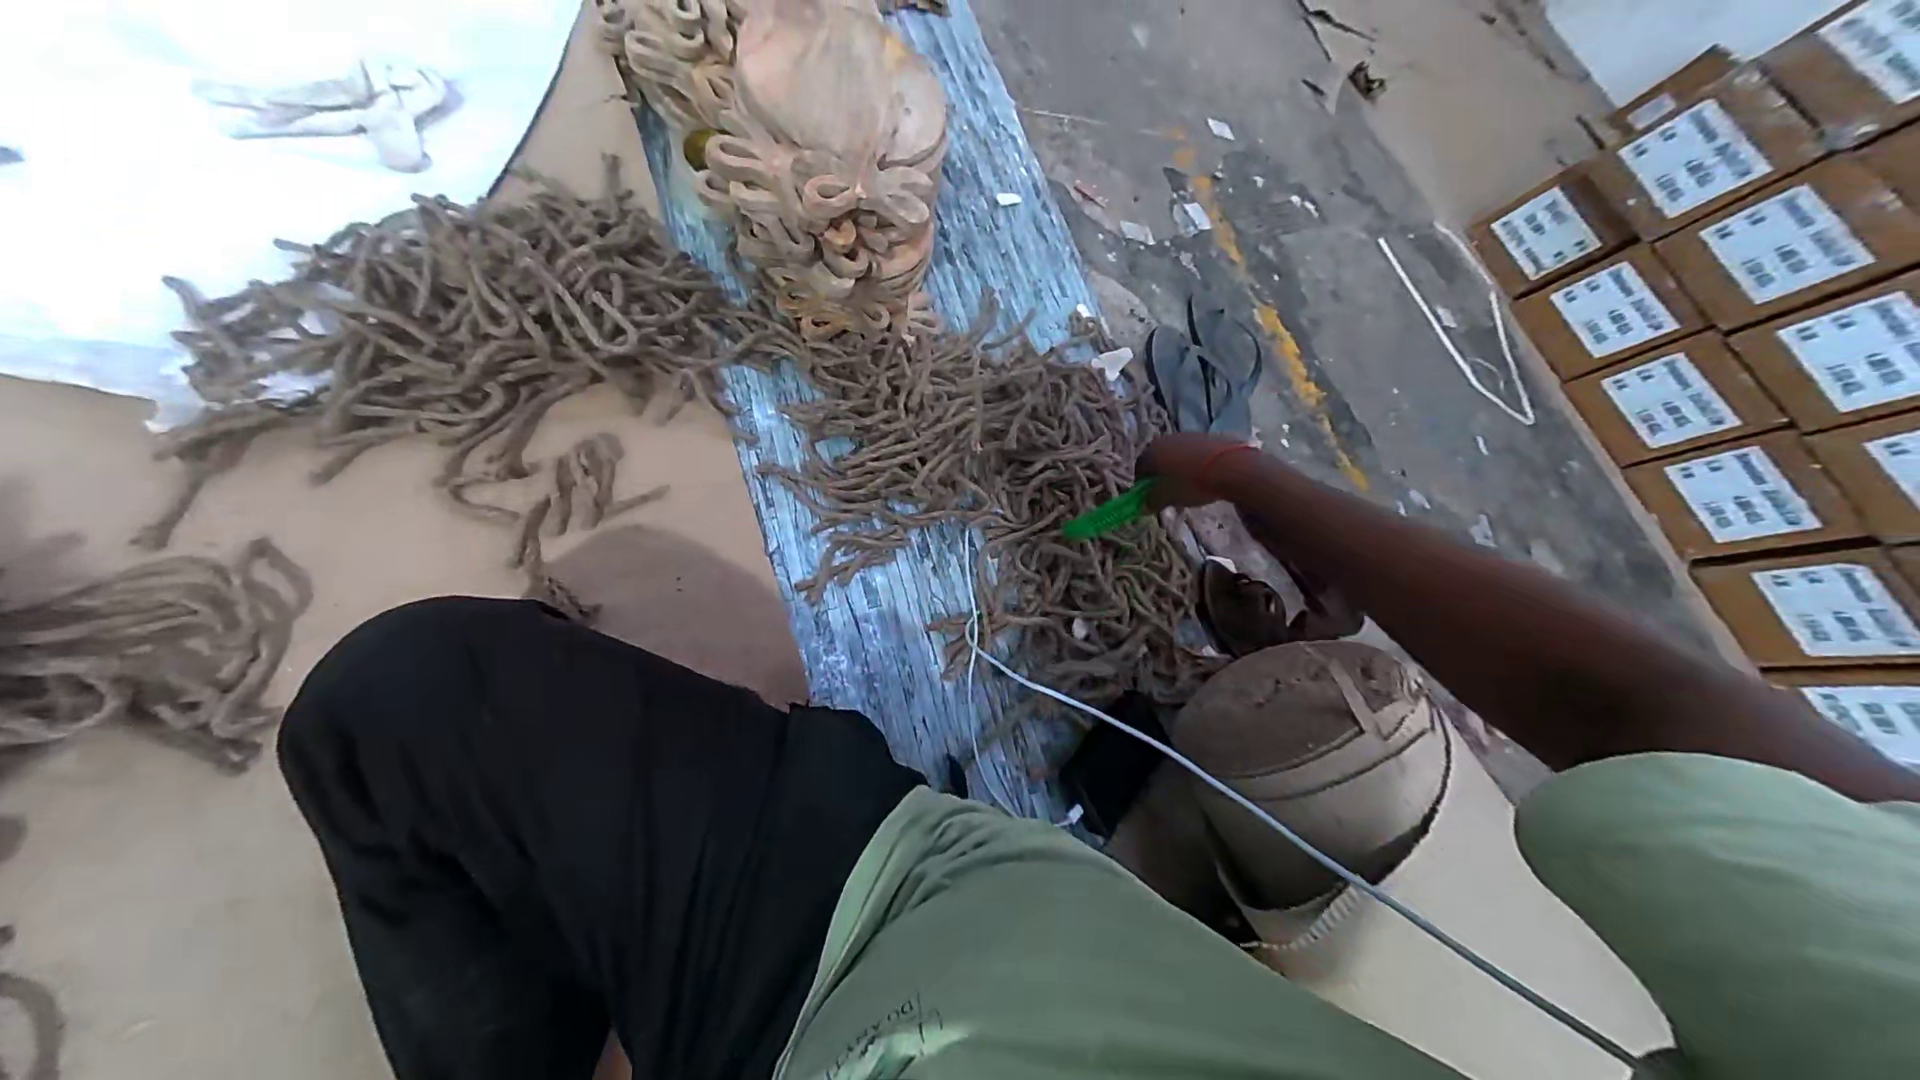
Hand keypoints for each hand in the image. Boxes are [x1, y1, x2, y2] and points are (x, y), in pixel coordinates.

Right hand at [1135, 433, 1258, 508]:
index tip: (1147, 497)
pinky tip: (1202, 475)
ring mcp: (1188, 435)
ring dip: (1177, 466)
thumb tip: (1144, 504)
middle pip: (1157, 458)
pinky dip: (1193, 462)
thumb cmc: (1192, 483)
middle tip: (1166, 490)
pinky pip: (1194, 451)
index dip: (1140, 484)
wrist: (1232, 466)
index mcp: (1151, 452)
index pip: (1138, 469)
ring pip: (1176, 453)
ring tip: (1186, 483)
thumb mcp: (1168, 498)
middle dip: (1159, 473)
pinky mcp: (1208, 436)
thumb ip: (1151, 501)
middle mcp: (1166, 439)